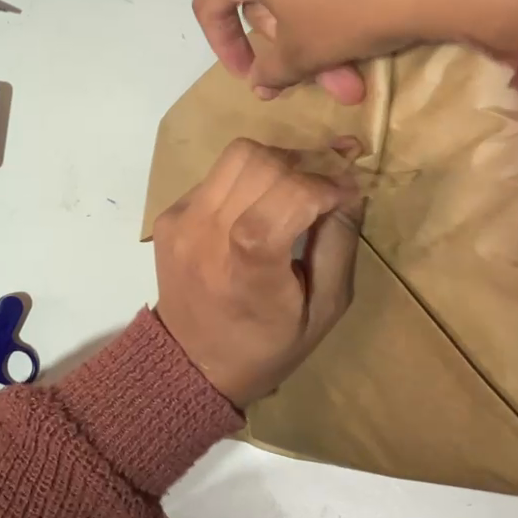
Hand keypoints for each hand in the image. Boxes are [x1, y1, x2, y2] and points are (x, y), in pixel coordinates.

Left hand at [152, 138, 363, 408]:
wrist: (193, 360)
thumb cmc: (268, 345)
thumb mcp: (325, 308)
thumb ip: (339, 243)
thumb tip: (348, 189)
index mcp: (250, 264)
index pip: (290, 192)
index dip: (326, 183)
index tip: (346, 193)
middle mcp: (207, 233)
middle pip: (261, 162)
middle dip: (303, 166)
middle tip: (324, 186)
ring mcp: (182, 221)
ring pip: (235, 157)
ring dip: (274, 164)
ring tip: (293, 189)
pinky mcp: (168, 217)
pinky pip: (214, 177)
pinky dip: (244, 181)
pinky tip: (255, 207)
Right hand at [193, 0, 517, 103]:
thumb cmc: (360, 3)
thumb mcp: (309, 51)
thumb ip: (274, 69)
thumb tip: (261, 82)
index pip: (210, 4)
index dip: (225, 47)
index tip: (252, 75)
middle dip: (296, 38)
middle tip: (332, 78)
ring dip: (327, 9)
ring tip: (368, 52)